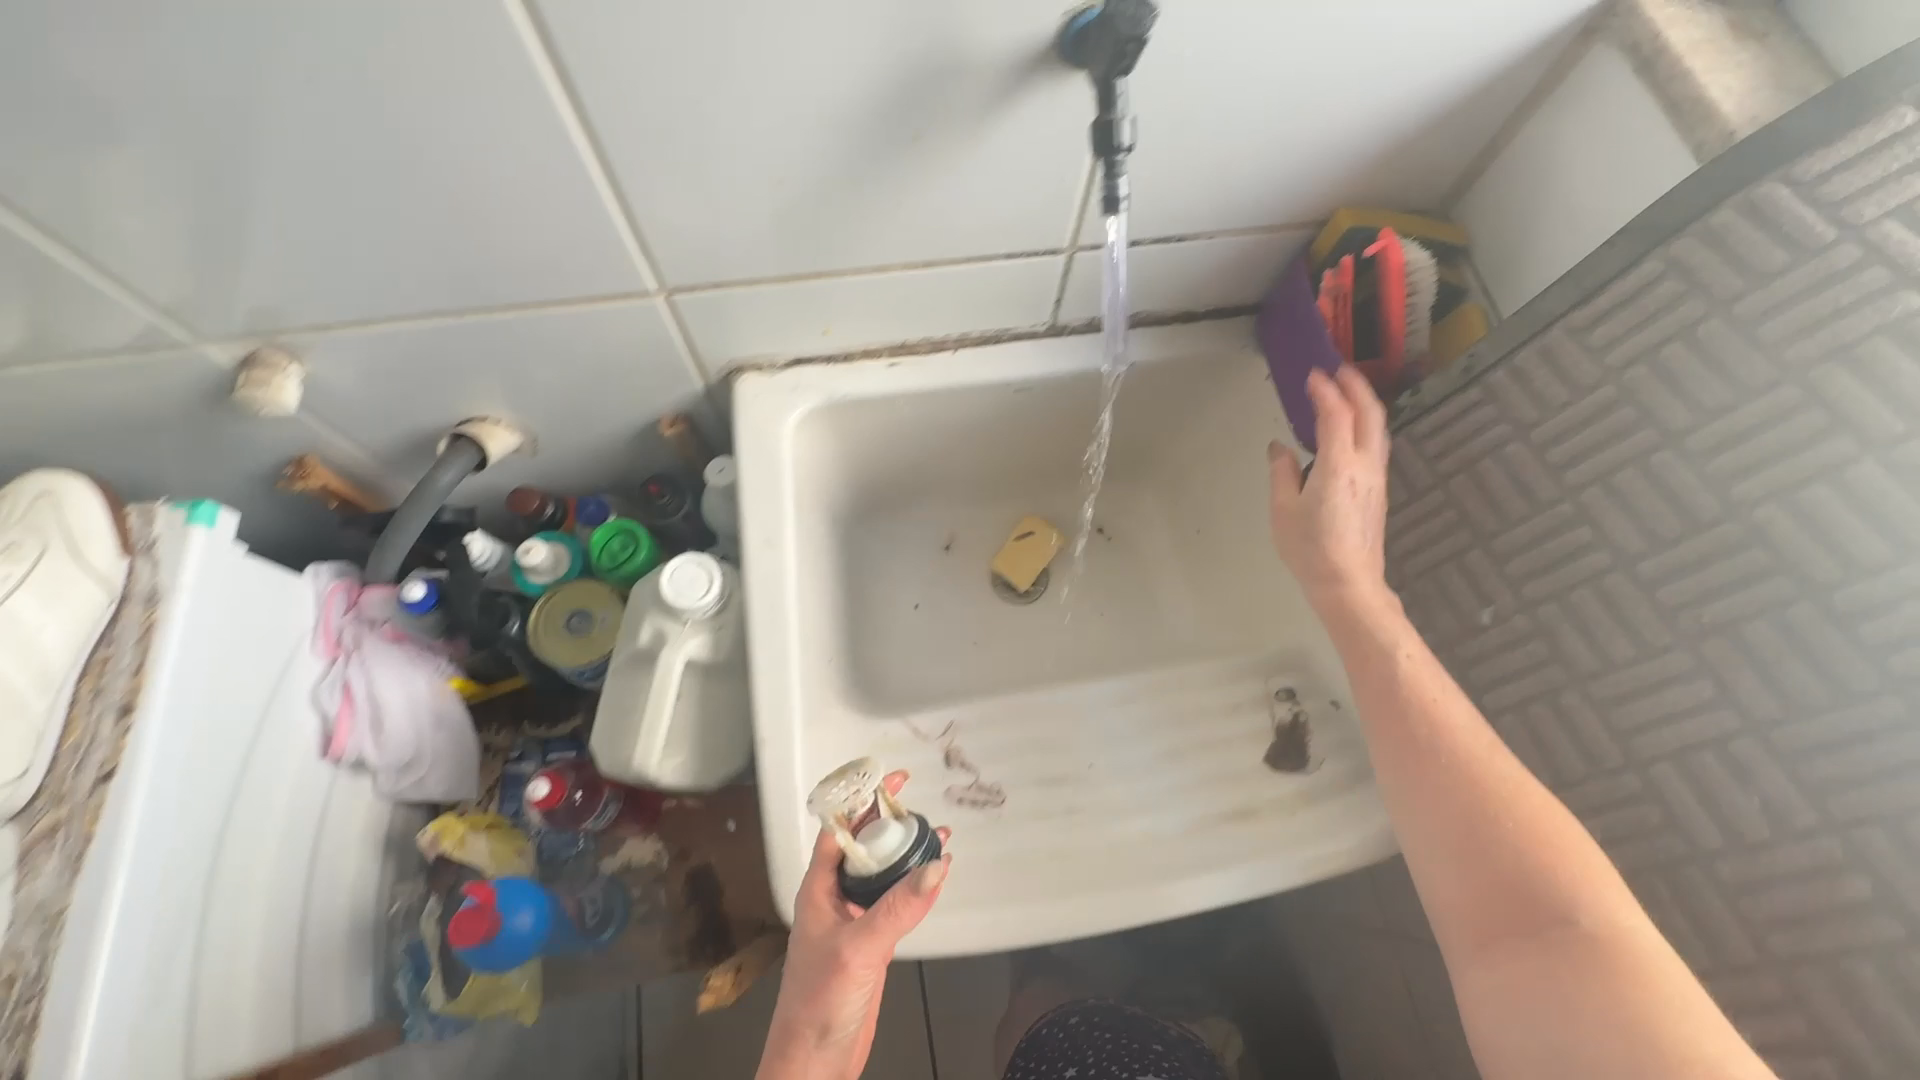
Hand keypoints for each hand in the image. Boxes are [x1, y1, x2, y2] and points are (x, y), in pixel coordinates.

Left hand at [757, 771, 951, 1079]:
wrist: (814, 1064)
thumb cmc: (818, 1003)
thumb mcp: (860, 947)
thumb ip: (900, 906)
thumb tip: (937, 863)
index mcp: (818, 889)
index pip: (839, 831)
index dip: (862, 801)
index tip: (892, 779)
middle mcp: (834, 898)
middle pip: (864, 847)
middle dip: (889, 822)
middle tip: (919, 802)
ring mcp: (853, 920)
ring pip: (882, 874)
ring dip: (906, 853)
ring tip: (937, 833)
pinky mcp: (871, 943)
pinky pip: (895, 902)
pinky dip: (915, 885)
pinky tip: (934, 875)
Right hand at [1268, 366, 1391, 610]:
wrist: (1347, 583)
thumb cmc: (1309, 548)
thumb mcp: (1283, 510)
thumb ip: (1282, 473)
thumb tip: (1280, 448)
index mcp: (1338, 465)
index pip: (1334, 415)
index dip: (1324, 391)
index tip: (1312, 374)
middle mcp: (1364, 465)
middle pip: (1369, 413)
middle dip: (1355, 386)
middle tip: (1338, 369)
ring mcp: (1376, 477)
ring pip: (1378, 428)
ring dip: (1365, 403)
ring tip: (1348, 391)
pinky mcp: (1378, 490)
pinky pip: (1376, 444)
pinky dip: (1365, 424)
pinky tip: (1352, 429)